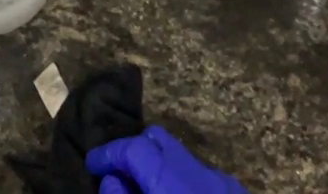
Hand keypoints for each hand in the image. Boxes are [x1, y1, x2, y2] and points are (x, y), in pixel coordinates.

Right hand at [87, 127, 248, 193]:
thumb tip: (111, 178)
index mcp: (173, 181)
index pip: (135, 146)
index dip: (108, 152)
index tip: (92, 164)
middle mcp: (200, 170)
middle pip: (159, 138)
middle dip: (134, 150)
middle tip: (117, 173)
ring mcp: (222, 179)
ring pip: (181, 156)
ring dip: (158, 166)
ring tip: (143, 186)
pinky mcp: (235, 189)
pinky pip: (200, 174)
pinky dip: (181, 180)